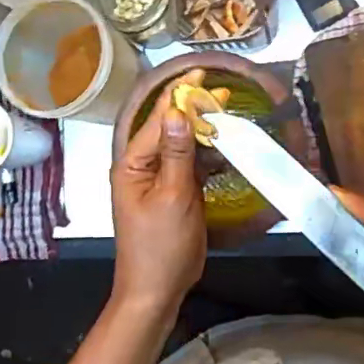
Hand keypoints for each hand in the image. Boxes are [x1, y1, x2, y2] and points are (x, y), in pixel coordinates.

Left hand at [110, 72, 208, 312]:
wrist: (157, 290)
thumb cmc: (160, 246)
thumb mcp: (172, 197)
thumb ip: (177, 154)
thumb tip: (177, 112)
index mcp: (134, 164)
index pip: (158, 120)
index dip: (180, 96)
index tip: (201, 73)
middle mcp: (145, 166)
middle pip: (171, 129)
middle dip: (196, 109)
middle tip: (224, 93)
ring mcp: (161, 180)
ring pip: (185, 146)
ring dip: (206, 131)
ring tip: (229, 112)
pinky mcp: (177, 193)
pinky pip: (193, 165)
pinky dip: (210, 154)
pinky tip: (227, 144)